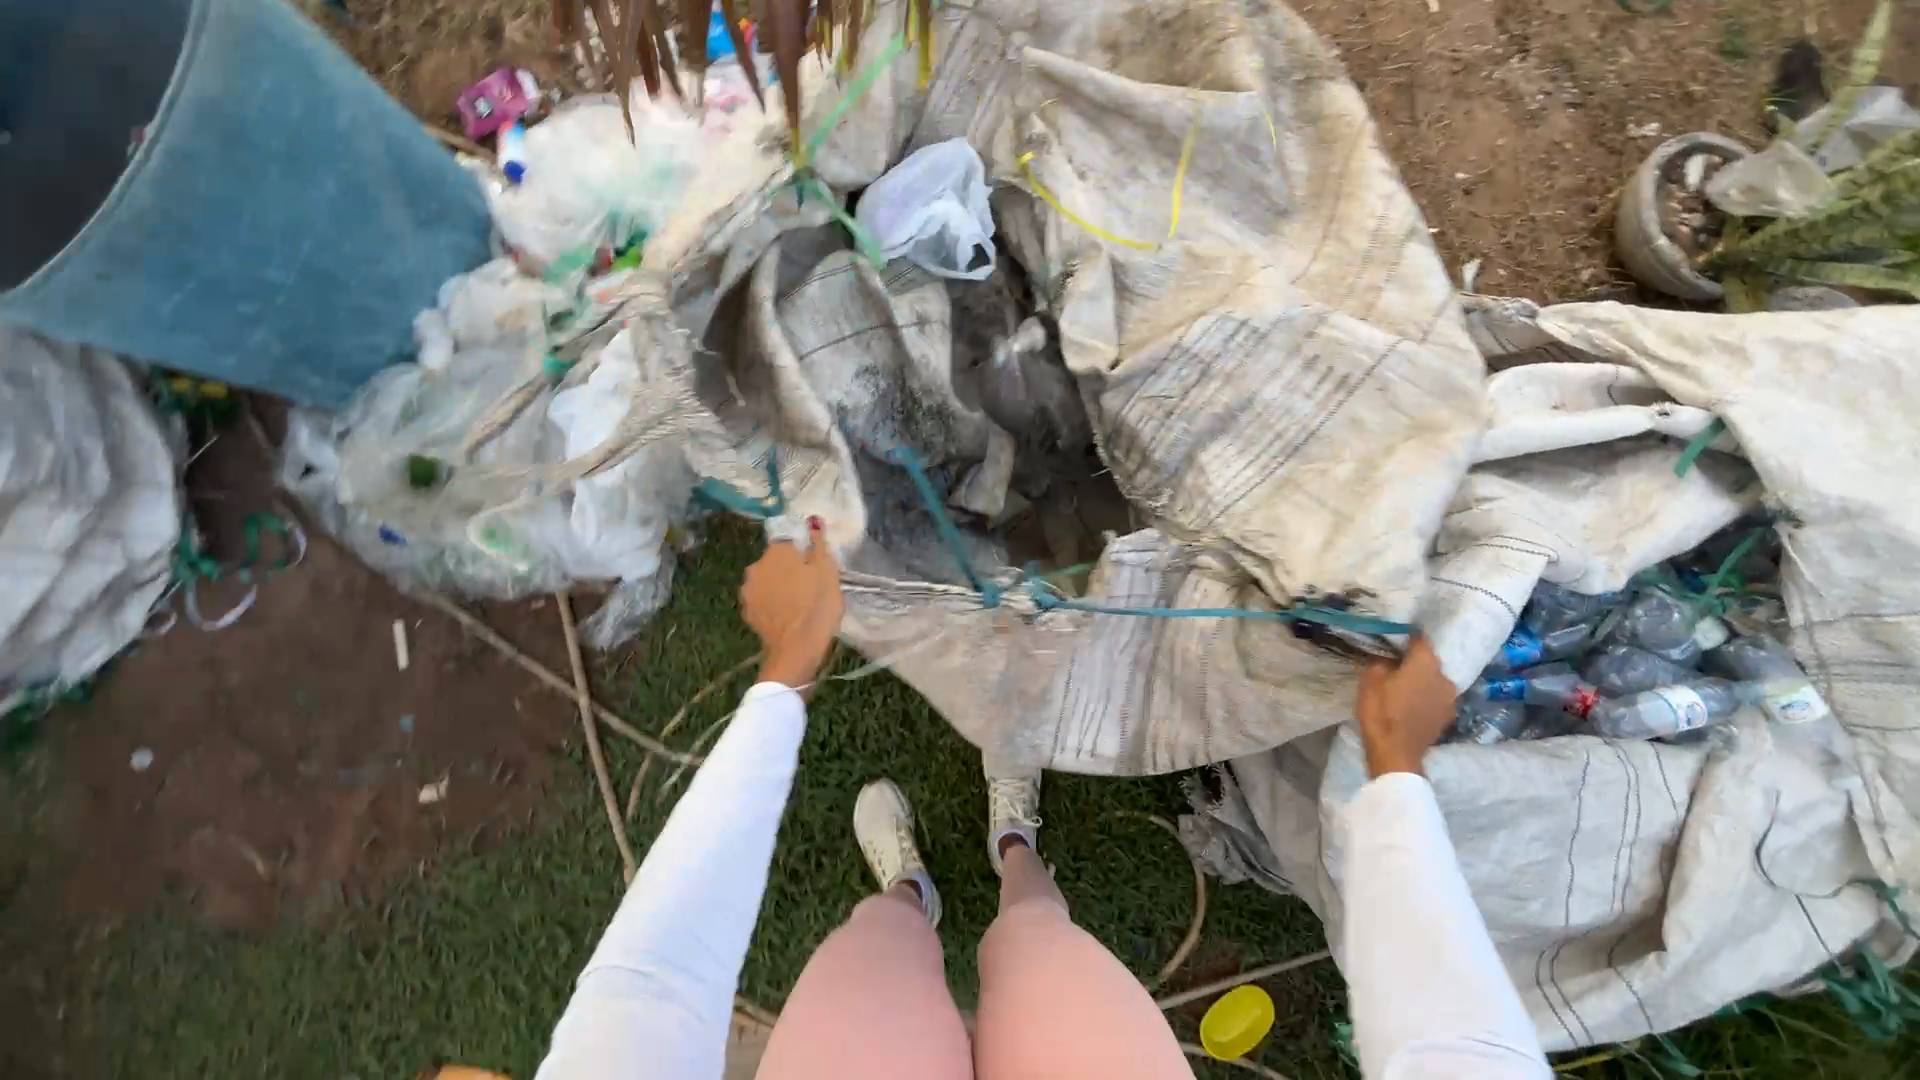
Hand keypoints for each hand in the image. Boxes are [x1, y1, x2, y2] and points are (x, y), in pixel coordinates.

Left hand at [741, 520, 843, 690]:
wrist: (796, 649)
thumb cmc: (818, 606)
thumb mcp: (828, 572)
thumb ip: (819, 544)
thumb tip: (813, 521)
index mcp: (777, 552)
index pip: (789, 541)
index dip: (803, 553)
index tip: (815, 567)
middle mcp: (756, 565)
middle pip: (775, 561)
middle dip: (788, 569)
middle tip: (809, 586)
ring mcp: (748, 589)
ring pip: (767, 580)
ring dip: (778, 586)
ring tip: (797, 602)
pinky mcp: (747, 611)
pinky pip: (762, 599)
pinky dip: (771, 603)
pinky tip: (786, 615)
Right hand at [1355, 636, 1456, 777]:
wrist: (1396, 752)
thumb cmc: (1380, 712)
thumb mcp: (1370, 680)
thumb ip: (1382, 661)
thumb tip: (1388, 656)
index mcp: (1425, 663)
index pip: (1420, 639)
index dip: (1406, 636)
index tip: (1393, 638)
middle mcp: (1444, 676)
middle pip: (1429, 660)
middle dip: (1414, 660)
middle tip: (1394, 664)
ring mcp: (1450, 697)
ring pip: (1434, 679)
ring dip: (1422, 679)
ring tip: (1404, 685)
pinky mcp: (1449, 714)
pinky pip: (1437, 696)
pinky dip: (1426, 695)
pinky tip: (1412, 703)